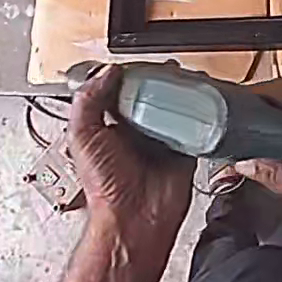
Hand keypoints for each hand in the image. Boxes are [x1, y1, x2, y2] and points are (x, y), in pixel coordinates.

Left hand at [69, 66, 194, 253]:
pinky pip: (193, 127)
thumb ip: (87, 101)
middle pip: (149, 96)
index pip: (119, 91)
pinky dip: (197, 115)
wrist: (135, 217)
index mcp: (108, 126)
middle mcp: (135, 131)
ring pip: (173, 108)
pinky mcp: (183, 150)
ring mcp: (160, 140)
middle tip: (168, 70)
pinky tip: (200, 103)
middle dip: (159, 82)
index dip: (128, 76)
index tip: (137, 63)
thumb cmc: (104, 187)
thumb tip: (106, 72)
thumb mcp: (82, 136)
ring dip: (180, 95)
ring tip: (186, 81)